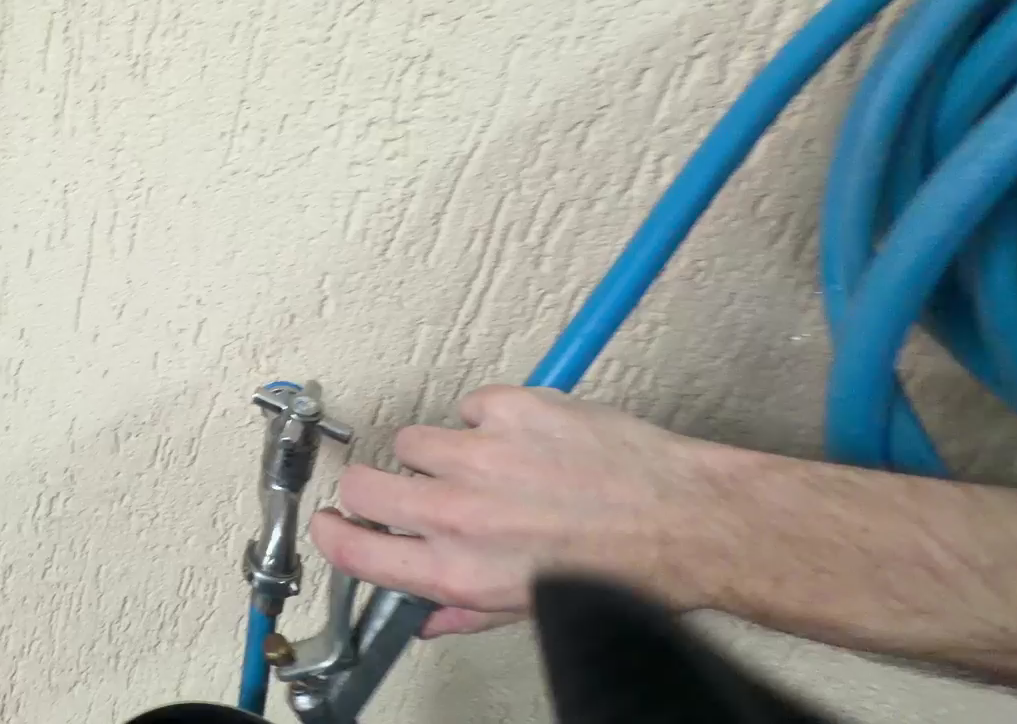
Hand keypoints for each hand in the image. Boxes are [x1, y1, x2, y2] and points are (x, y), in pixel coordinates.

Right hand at [310, 385, 745, 637]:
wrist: (686, 519)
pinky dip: (490, 420)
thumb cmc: (620, 572)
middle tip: (404, 485)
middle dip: (369, 483)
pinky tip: (527, 440)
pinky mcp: (506, 408)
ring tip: (490, 464)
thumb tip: (420, 610)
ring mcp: (479, 454)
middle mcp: (459, 513)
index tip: (332, 520)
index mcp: (460, 569)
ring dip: (442, 452)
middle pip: (360, 481)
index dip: (330, 531)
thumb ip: (462, 608)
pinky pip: (469, 406)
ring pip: (413, 440)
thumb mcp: (532, 609)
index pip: (353, 548)